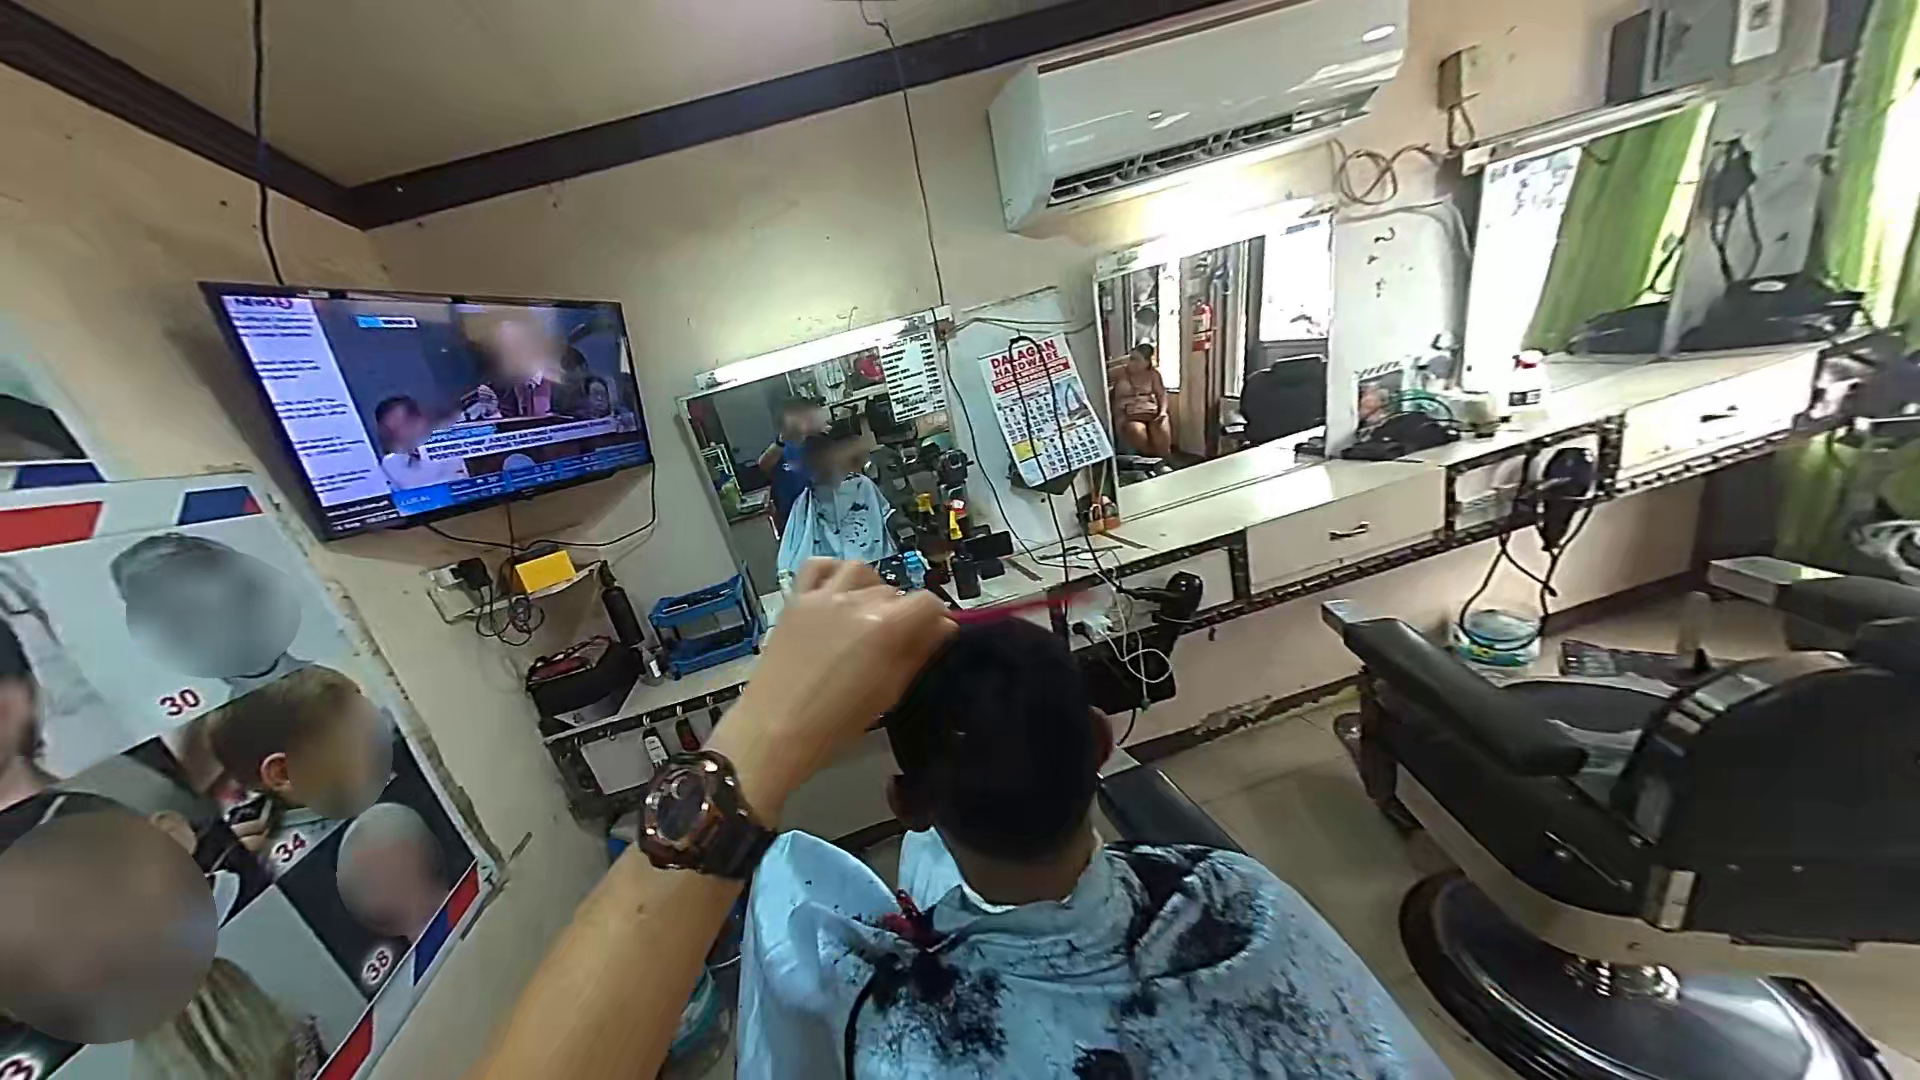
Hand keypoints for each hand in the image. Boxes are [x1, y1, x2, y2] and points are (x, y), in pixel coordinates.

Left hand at [707, 560, 953, 819]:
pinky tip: (837, 590)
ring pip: (861, 570)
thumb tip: (943, 626)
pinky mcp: (796, 599)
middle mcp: (857, 601)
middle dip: (903, 611)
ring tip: (868, 611)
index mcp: (885, 626)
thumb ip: (919, 652)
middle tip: (897, 639)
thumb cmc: (838, 721)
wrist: (775, 729)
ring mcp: (823, 596)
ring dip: (872, 586)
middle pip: (895, 590)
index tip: (934, 632)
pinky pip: (817, 566)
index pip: (927, 602)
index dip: (937, 616)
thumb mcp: (890, 691)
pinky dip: (833, 571)